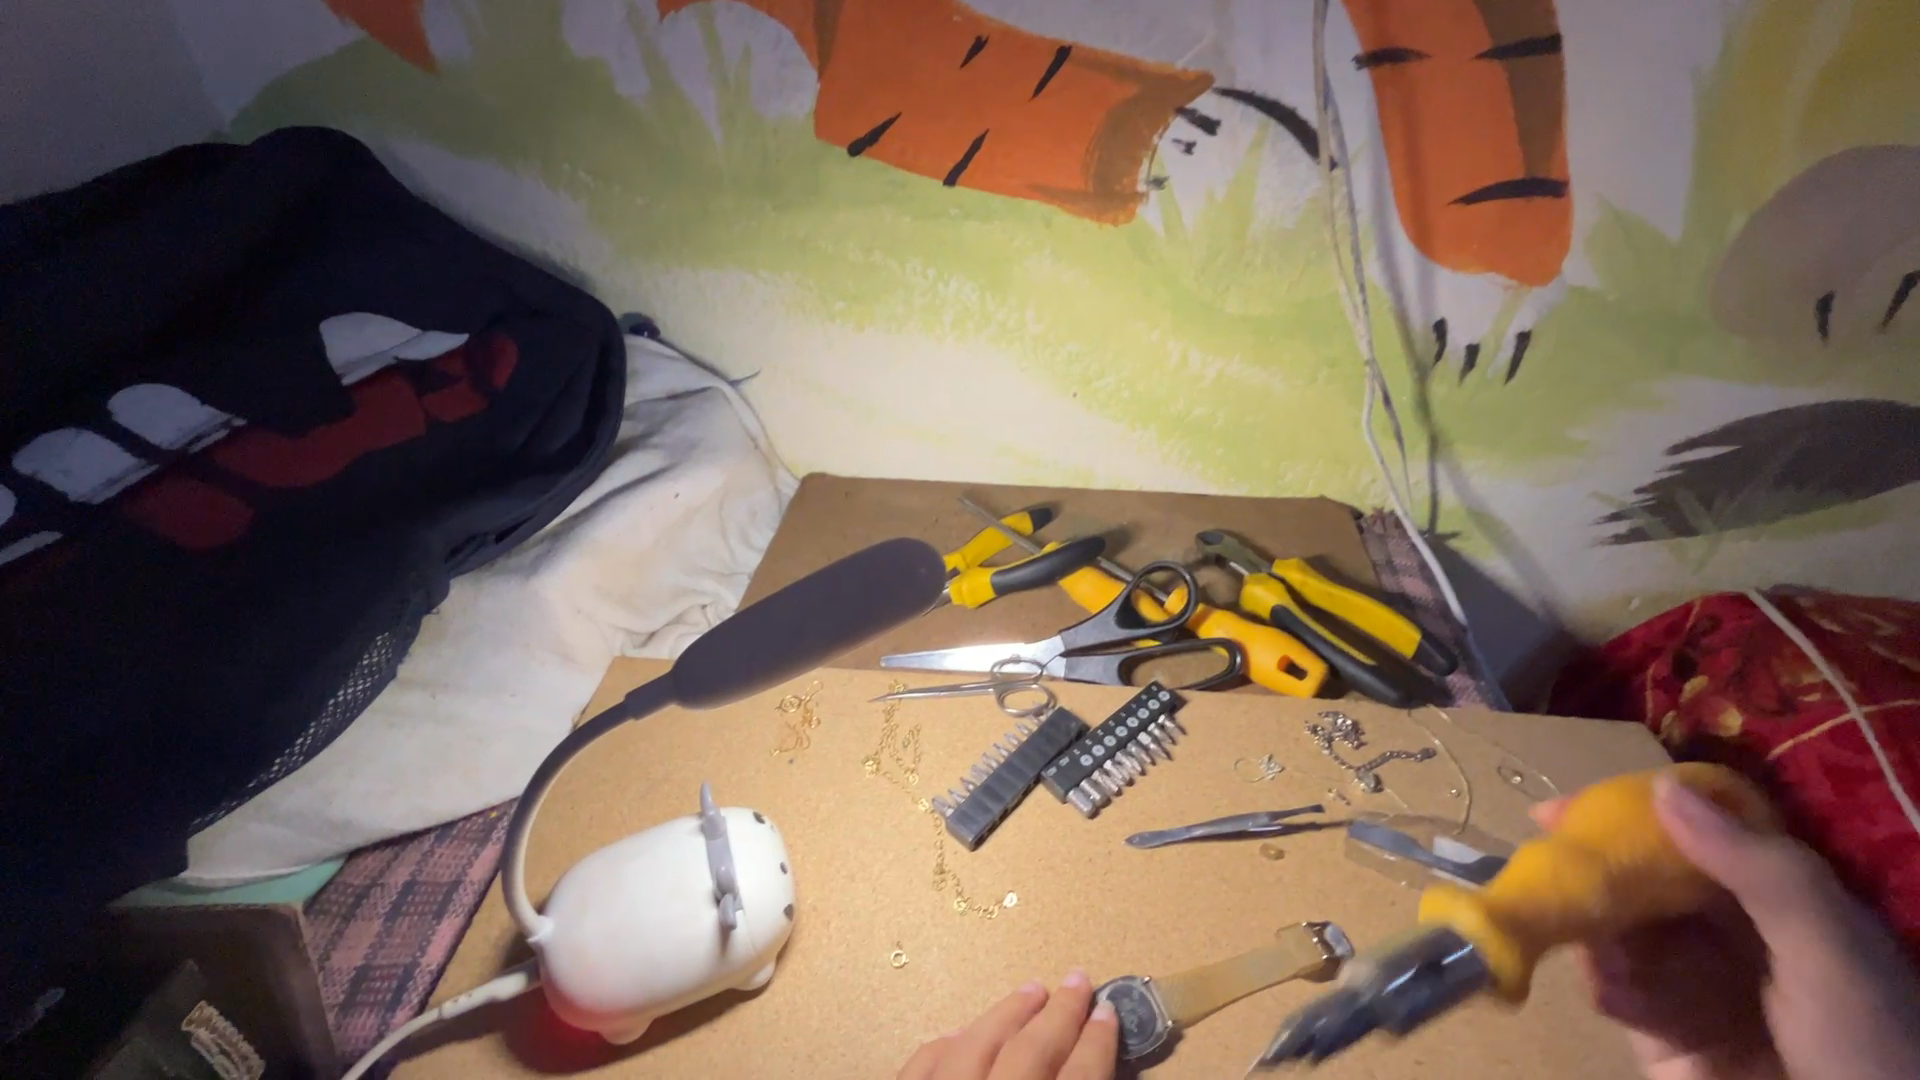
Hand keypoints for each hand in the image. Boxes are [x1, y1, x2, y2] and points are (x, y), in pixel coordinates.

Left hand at [897, 970, 1118, 1079]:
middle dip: (1059, 1015)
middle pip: (1029, 1054)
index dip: (1098, 1044)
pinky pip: (920, 1069)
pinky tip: (961, 1033)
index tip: (1109, 1012)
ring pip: (973, 1048)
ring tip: (1031, 989)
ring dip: (1006, 1016)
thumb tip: (1096, 1062)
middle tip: (1078, 980)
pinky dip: (943, 1049)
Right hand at [1534, 775, 1919, 1079]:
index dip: (1637, 808)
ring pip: (1613, 924)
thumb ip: (1761, 871)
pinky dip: (1604, 981)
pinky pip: (1609, 984)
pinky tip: (1620, 998)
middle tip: (1546, 854)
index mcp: (1779, 903)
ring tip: (1590, 938)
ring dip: (1592, 925)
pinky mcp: (1659, 1026)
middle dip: (1594, 864)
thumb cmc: (1871, 1053)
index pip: (1699, 832)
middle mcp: (1729, 932)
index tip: (1576, 802)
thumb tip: (1662, 786)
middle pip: (1641, 874)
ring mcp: (1691, 979)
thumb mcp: (1834, 956)